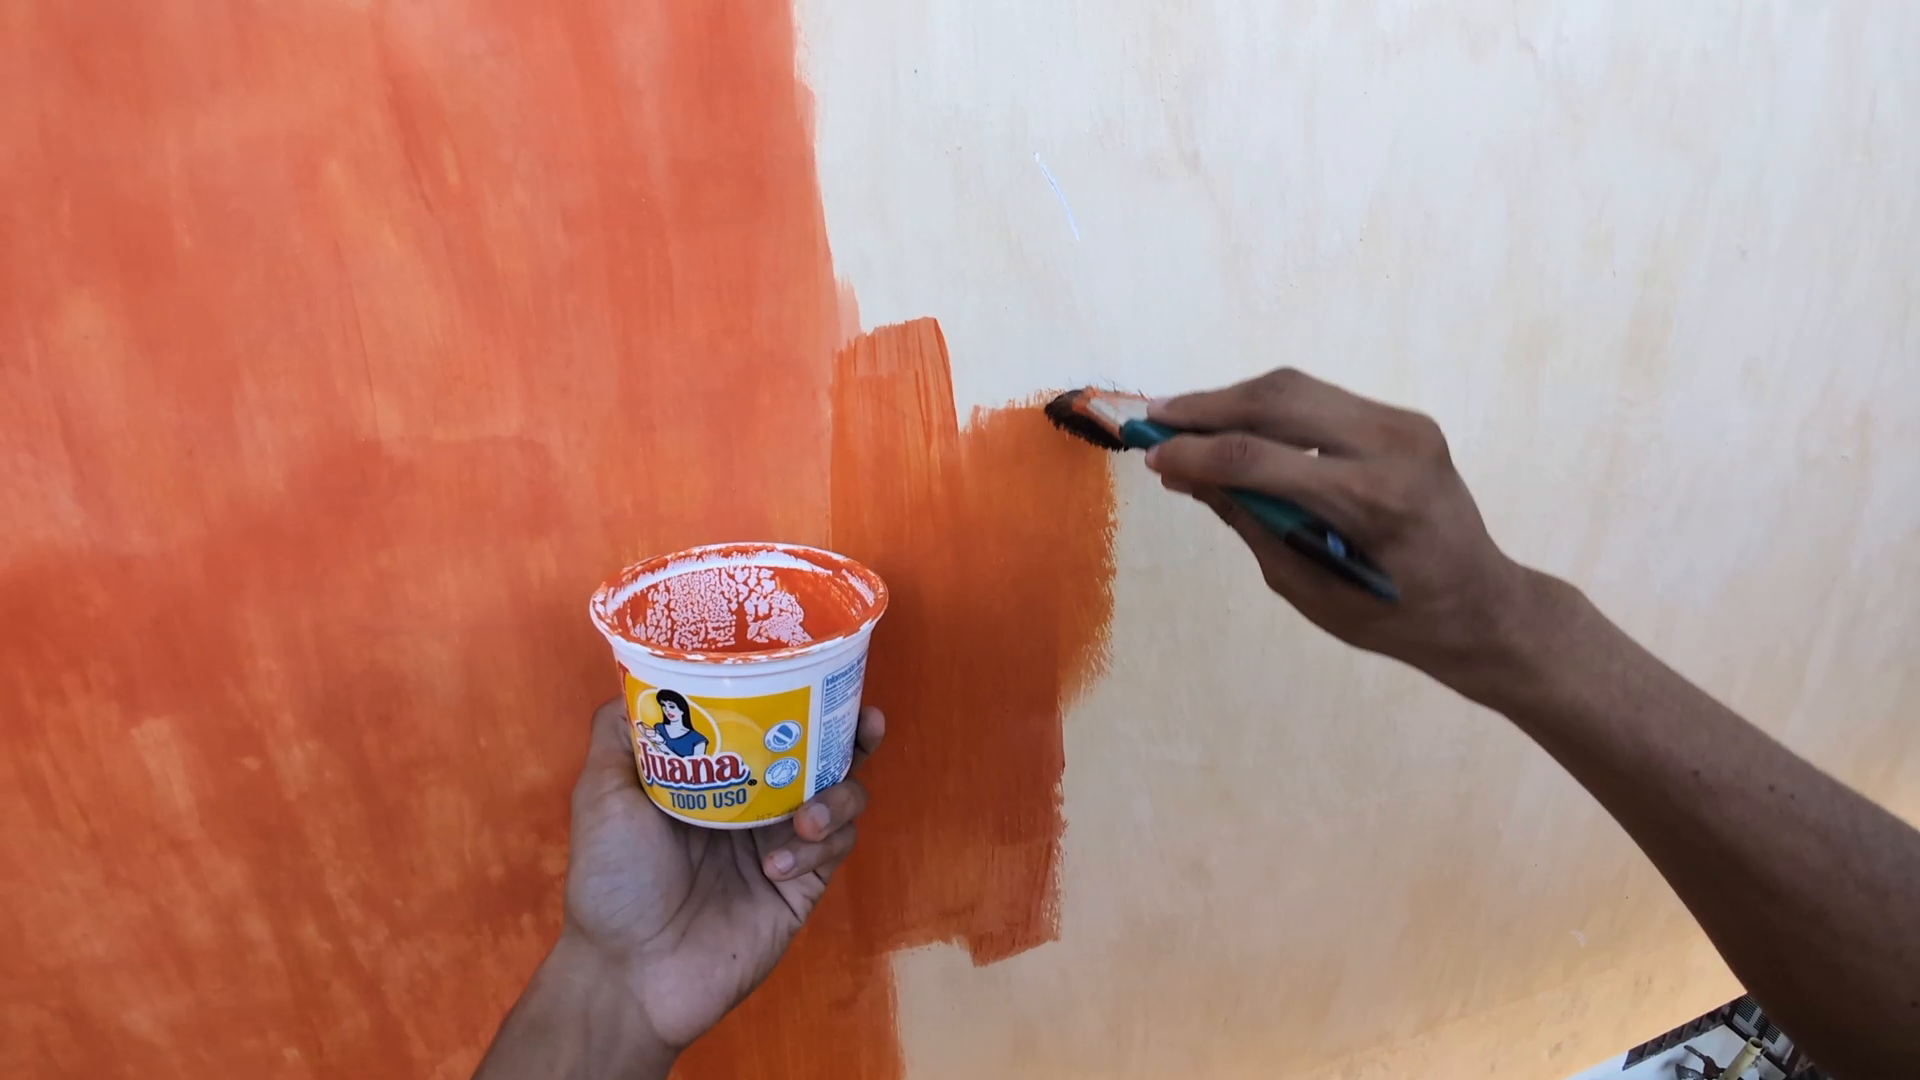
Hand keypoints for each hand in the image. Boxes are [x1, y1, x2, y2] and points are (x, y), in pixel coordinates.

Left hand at [562, 698, 882, 1050]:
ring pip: (844, 796)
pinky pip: (836, 847)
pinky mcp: (805, 883)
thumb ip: (622, 735)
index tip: (824, 677)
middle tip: (867, 723)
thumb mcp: (603, 795)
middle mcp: (763, 800)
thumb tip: (647, 676)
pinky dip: (818, 847)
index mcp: (726, 776)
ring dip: (838, 796)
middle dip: (853, 735)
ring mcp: (788, 841)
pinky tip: (778, 865)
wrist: (630, 973)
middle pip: (826, 754)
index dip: (805, 700)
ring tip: (806, 818)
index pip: (776, 725)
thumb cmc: (613, 880)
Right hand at [1144, 367, 1547, 687]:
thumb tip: (1185, 475)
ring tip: (1180, 418)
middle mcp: (1391, 444)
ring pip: (1294, 388)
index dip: (1194, 452)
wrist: (1481, 604)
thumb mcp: (1304, 585)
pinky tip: (1231, 424)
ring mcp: (1402, 423)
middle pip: (1276, 402)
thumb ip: (1247, 520)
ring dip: (1230, 400)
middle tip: (1153, 420)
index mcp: (1370, 500)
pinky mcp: (1400, 418)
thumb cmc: (1391, 617)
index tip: (1150, 457)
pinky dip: (1263, 407)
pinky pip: (1315, 399)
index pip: (1258, 458)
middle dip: (1205, 408)